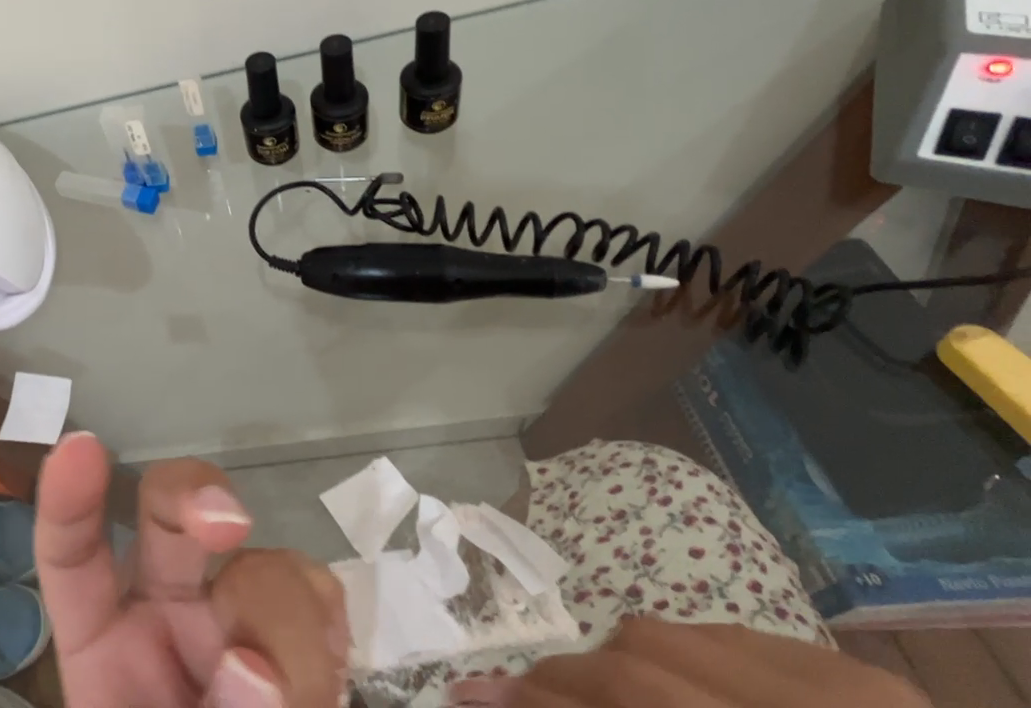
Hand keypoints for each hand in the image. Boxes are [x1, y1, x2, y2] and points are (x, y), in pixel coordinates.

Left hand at [35, 432, 349, 707]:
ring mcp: (234, 614)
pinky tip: (327, 665)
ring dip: (285, 624)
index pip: (74, 558)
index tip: (78, 448)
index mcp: (106, 645)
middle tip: (225, 525)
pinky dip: (326, 622)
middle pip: (168, 513)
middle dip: (194, 498)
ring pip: (259, 564)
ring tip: (295, 705)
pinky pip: (316, 589)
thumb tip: (253, 669)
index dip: (69, 502)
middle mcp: (168, 609)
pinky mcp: (298, 630)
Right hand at [448, 618, 930, 706]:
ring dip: (611, 660)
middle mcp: (806, 705)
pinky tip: (666, 687)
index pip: (628, 697)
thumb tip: (520, 697)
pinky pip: (730, 634)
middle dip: (559, 674)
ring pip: (674, 632)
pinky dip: (678, 656)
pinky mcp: (862, 673)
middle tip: (500, 691)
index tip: (471, 696)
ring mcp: (845, 684)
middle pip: (640, 656)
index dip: (541, 696)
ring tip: (578, 690)